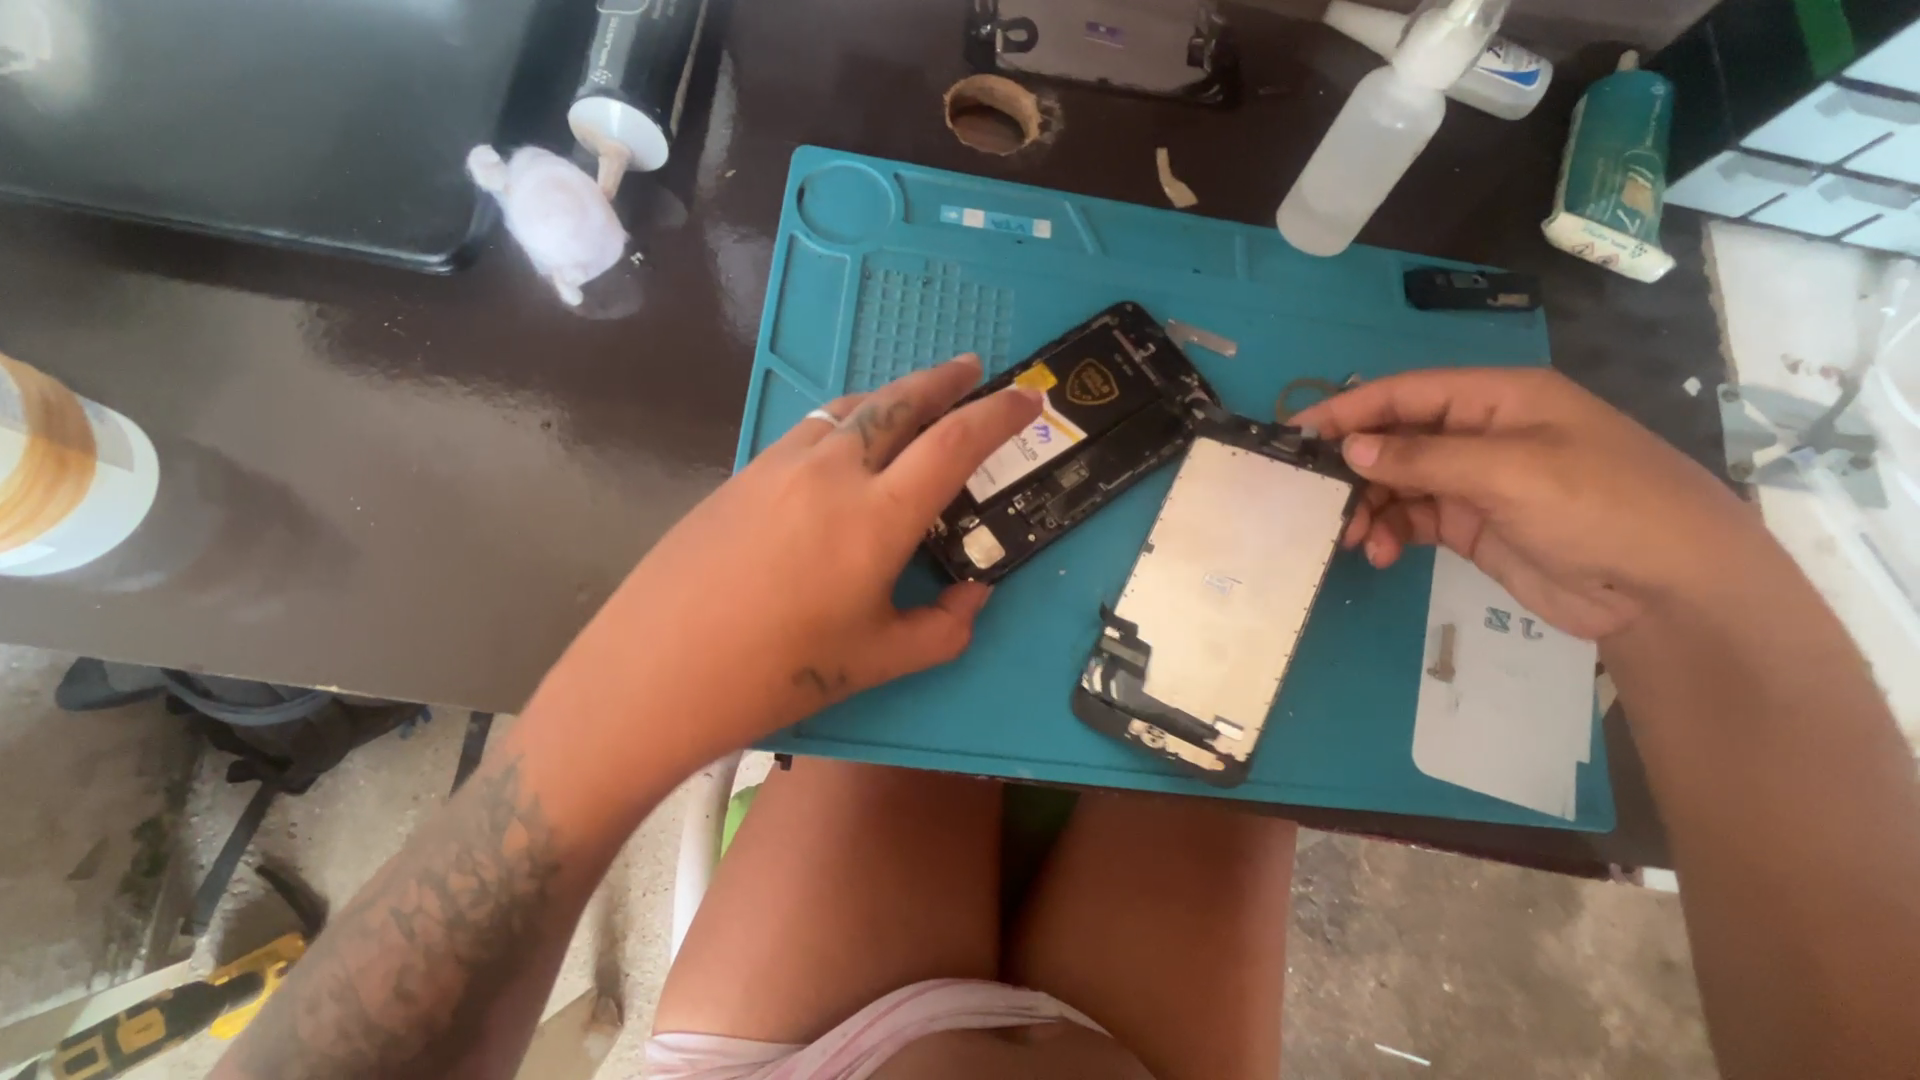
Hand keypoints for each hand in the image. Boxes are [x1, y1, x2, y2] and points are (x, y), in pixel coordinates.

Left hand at [549, 354, 1041, 762]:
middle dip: (946, 379)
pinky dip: (849, 422)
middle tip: (974, 371)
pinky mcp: (744, 473)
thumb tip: (975, 592)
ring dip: (894, 396)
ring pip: (851, 408)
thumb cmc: (779, 672)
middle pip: (901, 401)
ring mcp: (781, 464)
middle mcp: (833, 471)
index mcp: (878, 516)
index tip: (1028, 398)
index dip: (1000, 414)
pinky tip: (848, 449)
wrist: (658, 669)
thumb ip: (946, 626)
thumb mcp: (881, 661)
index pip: (955, 443)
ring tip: (917, 403)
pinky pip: (813, 430)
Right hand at [1292, 368, 1762, 639]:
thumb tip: (1350, 449)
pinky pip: (1414, 520)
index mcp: (1499, 400)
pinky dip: (1391, 533)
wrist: (1669, 590)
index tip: (1296, 435)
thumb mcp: (1511, 472)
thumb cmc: (1600, 507)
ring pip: (1398, 484)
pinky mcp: (1473, 526)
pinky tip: (1382, 553)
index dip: (1350, 410)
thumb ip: (1424, 458)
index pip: (1407, 393)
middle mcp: (1482, 434)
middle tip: (1315, 500)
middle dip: (1355, 469)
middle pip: (1396, 440)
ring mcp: (1477, 482)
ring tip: (1352, 538)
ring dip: (1369, 508)